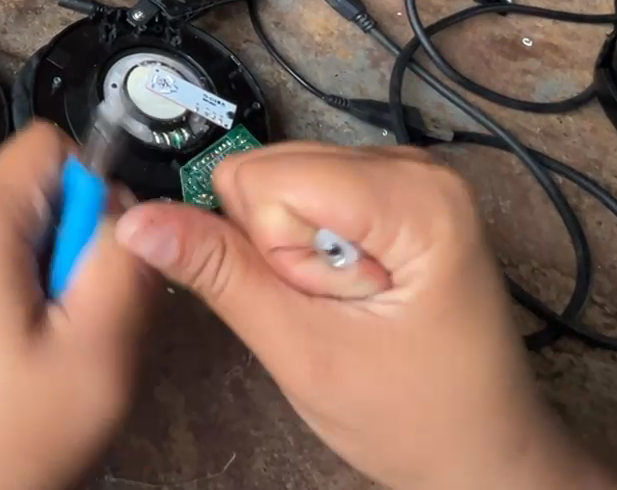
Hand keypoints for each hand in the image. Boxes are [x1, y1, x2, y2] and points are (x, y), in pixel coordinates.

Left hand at [0, 121, 153, 489]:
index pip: (54, 143)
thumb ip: (125, 267)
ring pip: (20, 215)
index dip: (95, 190)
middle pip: (38, 181)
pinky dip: (19, 279)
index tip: (99, 260)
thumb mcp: (92, 356)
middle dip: (73, 237)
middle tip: (77, 316)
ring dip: (50, 265)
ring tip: (46, 337)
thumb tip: (132, 211)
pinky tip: (17, 342)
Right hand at [113, 143, 616, 489]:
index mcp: (412, 197)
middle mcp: (410, 164)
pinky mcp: (385, 182)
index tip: (319, 300)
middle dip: (272, 241)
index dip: (266, 247)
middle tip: (328, 303)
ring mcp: (400, 168)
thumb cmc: (408, 416)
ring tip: (339, 297)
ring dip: (282, 239)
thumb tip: (135, 221)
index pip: (260, 178)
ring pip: (269, 173)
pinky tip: (343, 278)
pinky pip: (291, 182)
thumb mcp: (302, 352)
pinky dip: (297, 232)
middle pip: (263, 169)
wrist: (481, 450)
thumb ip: (218, 273)